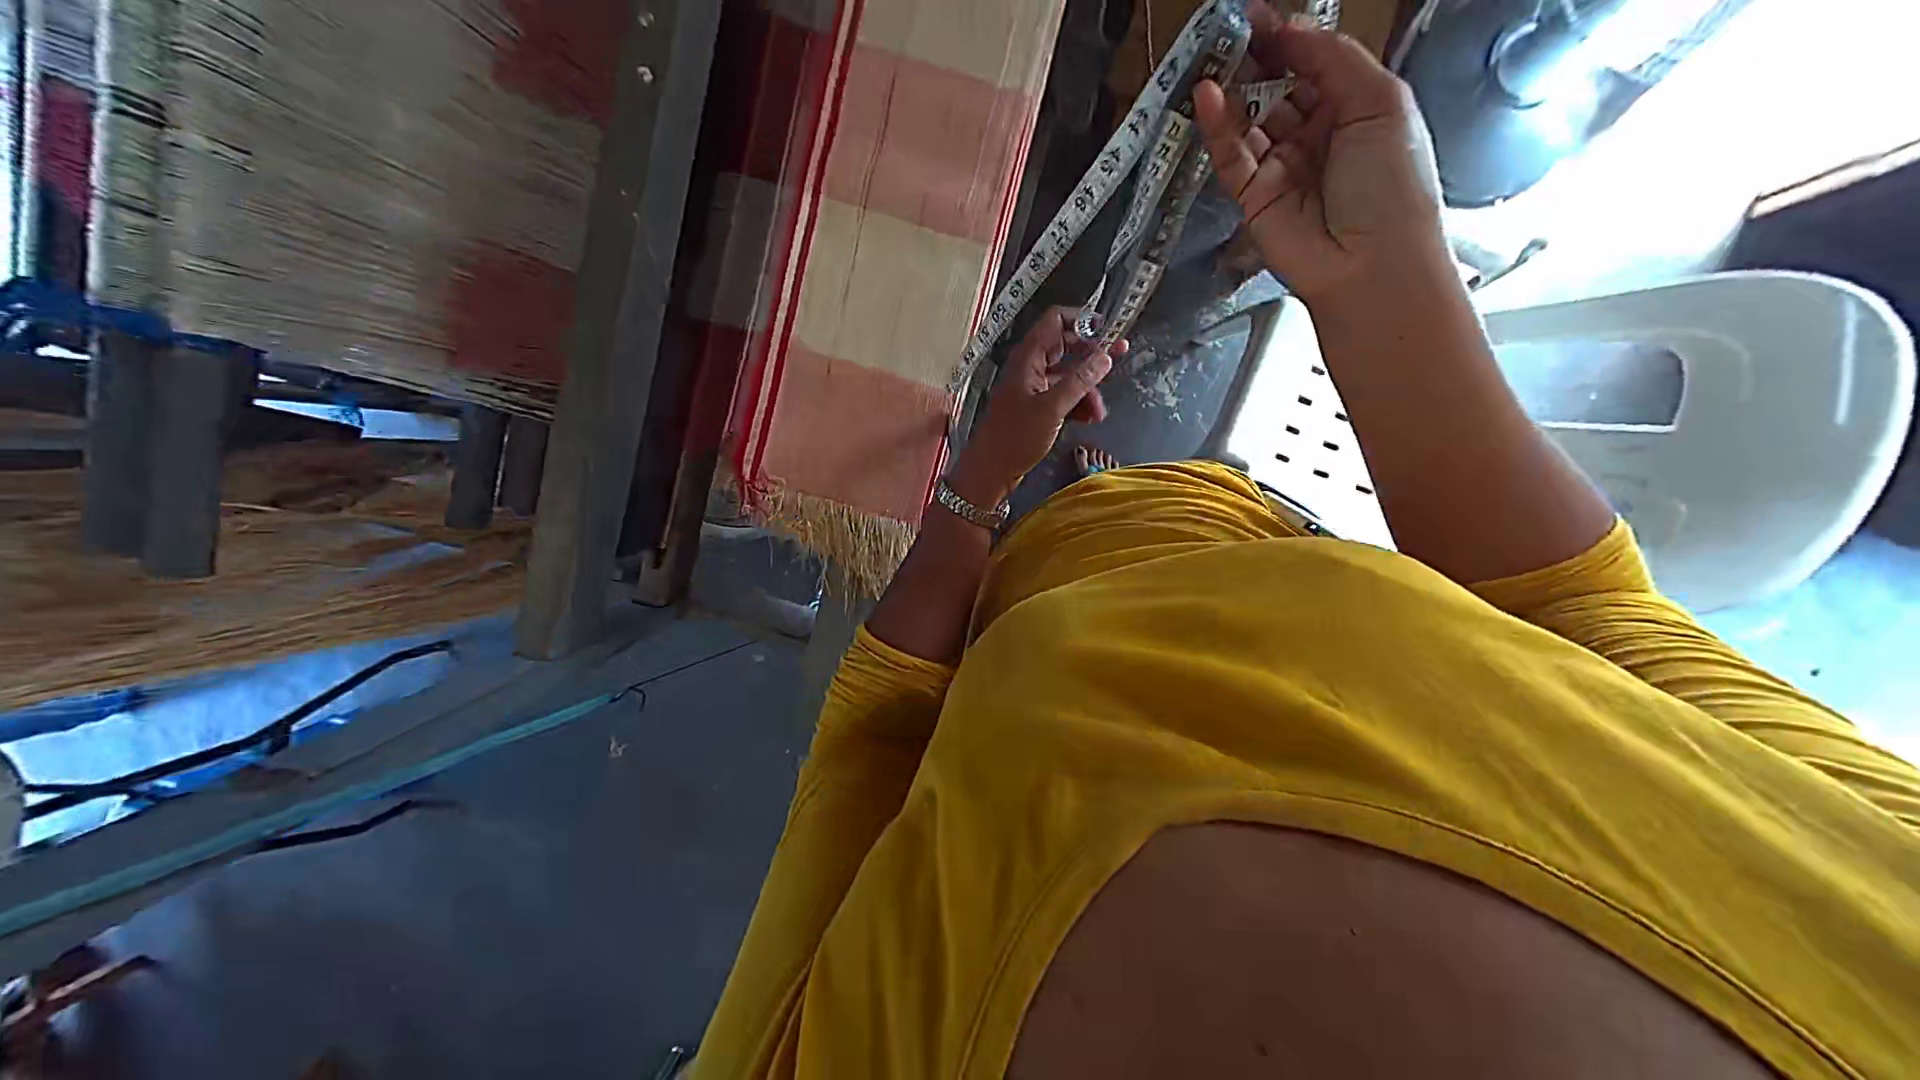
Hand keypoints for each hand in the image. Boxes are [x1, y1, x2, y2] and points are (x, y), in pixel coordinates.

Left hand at [950, 307, 1122, 506]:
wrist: (991, 471)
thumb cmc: (1014, 438)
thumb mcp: (1052, 408)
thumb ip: (1080, 380)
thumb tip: (1106, 356)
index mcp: (1028, 358)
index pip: (1055, 320)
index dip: (1082, 320)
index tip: (1108, 329)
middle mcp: (1029, 367)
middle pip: (1066, 347)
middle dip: (1091, 357)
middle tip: (1116, 360)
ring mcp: (1032, 387)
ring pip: (1067, 375)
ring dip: (1086, 388)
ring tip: (1098, 411)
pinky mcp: (1035, 407)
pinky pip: (1062, 396)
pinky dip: (1077, 404)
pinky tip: (1087, 418)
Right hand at [1192, 10, 1447, 305]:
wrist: (1368, 263)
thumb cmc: (1391, 184)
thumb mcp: (1380, 102)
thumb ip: (1333, 60)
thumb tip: (1291, 29)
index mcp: (1353, 111)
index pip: (1313, 66)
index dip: (1288, 39)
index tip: (1258, 14)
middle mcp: (1314, 137)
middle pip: (1276, 90)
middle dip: (1254, 61)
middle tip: (1227, 32)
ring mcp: (1280, 169)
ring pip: (1248, 121)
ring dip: (1231, 89)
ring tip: (1210, 57)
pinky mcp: (1251, 198)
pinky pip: (1231, 156)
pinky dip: (1217, 127)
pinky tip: (1206, 97)